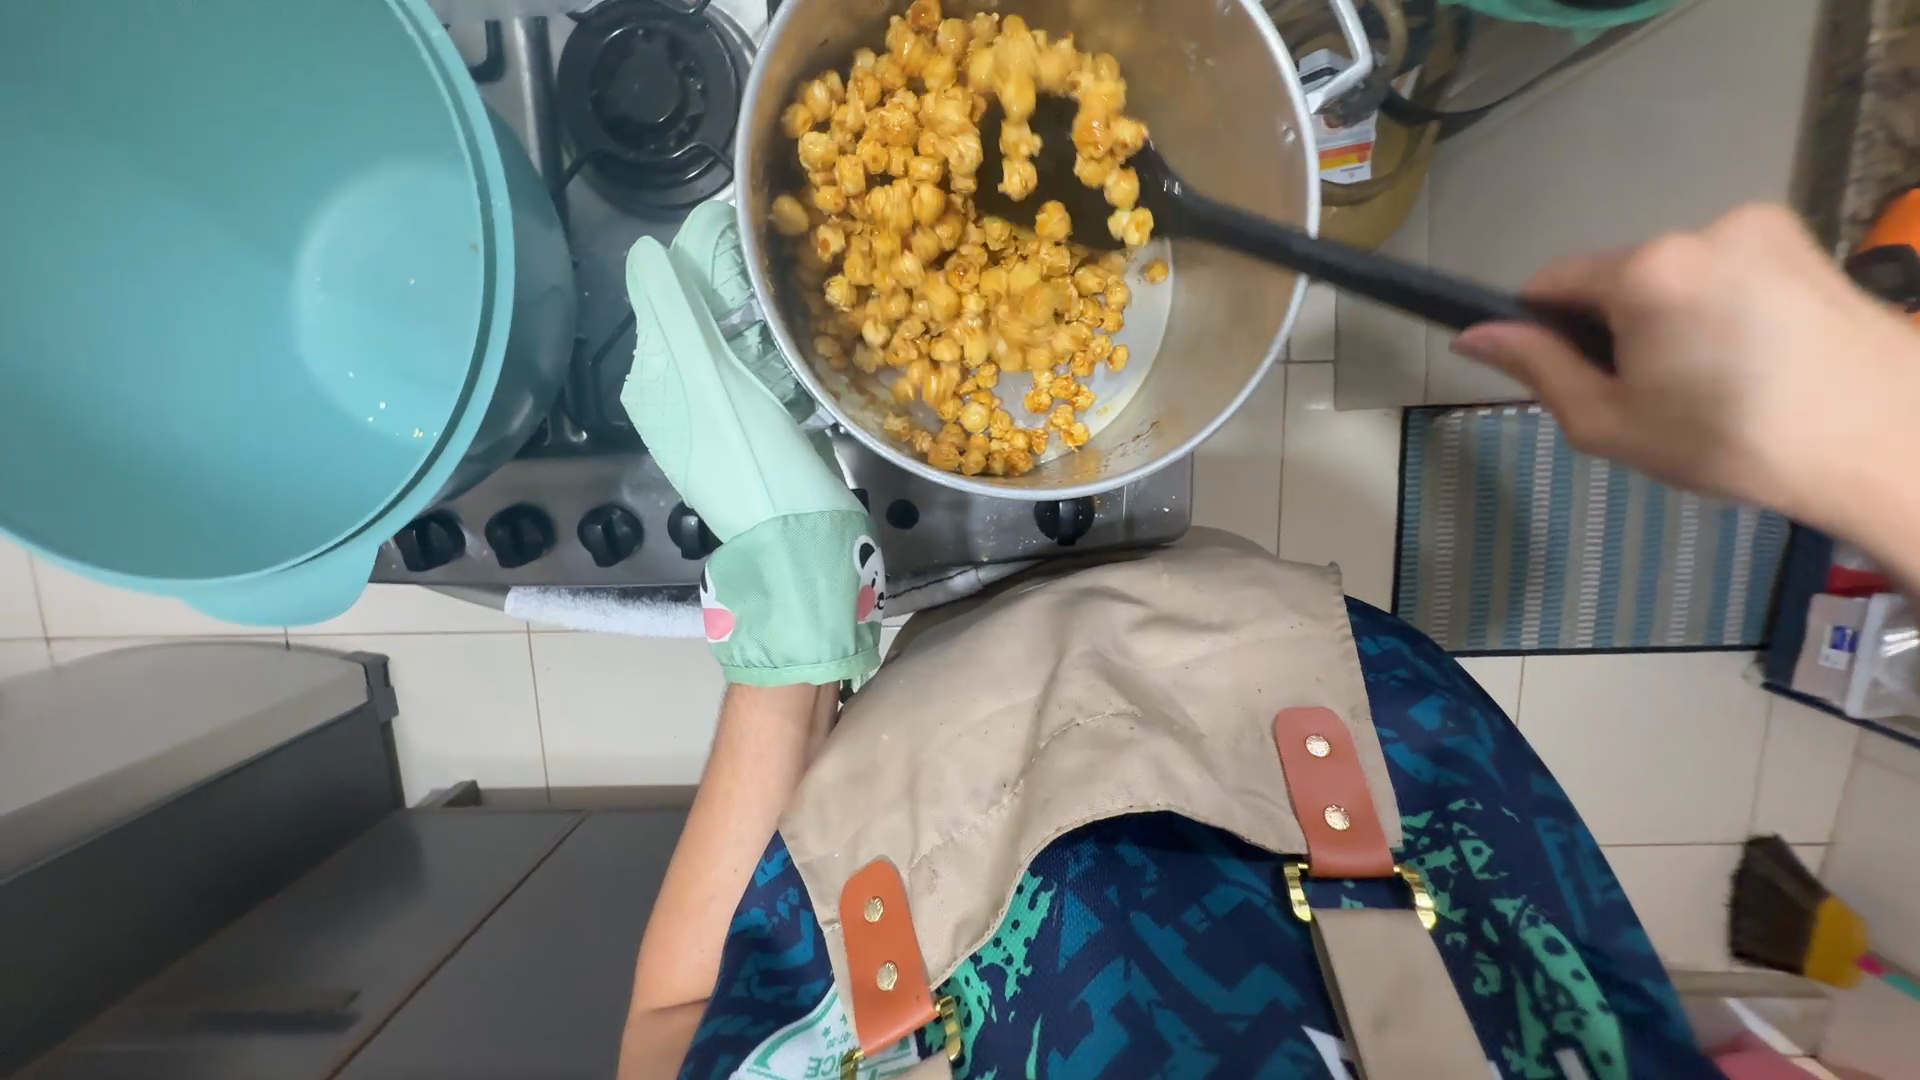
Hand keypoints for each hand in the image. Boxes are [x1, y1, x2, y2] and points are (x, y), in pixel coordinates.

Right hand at [1452, 203, 1919, 535]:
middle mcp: (1707, 230)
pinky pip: (1717, 273)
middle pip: (1611, 278)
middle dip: (1606, 327)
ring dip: (1656, 320)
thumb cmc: (1730, 441)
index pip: (1548, 282)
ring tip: (1695, 382)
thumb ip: (1534, 366)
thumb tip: (1471, 334)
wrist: (1893, 448)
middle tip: (1636, 393)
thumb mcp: (1603, 419)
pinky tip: (1737, 360)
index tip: (1566, 377)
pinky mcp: (1807, 246)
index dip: (1539, 331)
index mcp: (1650, 269)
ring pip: (1665, 277)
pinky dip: (1705, 310)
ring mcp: (1766, 231)